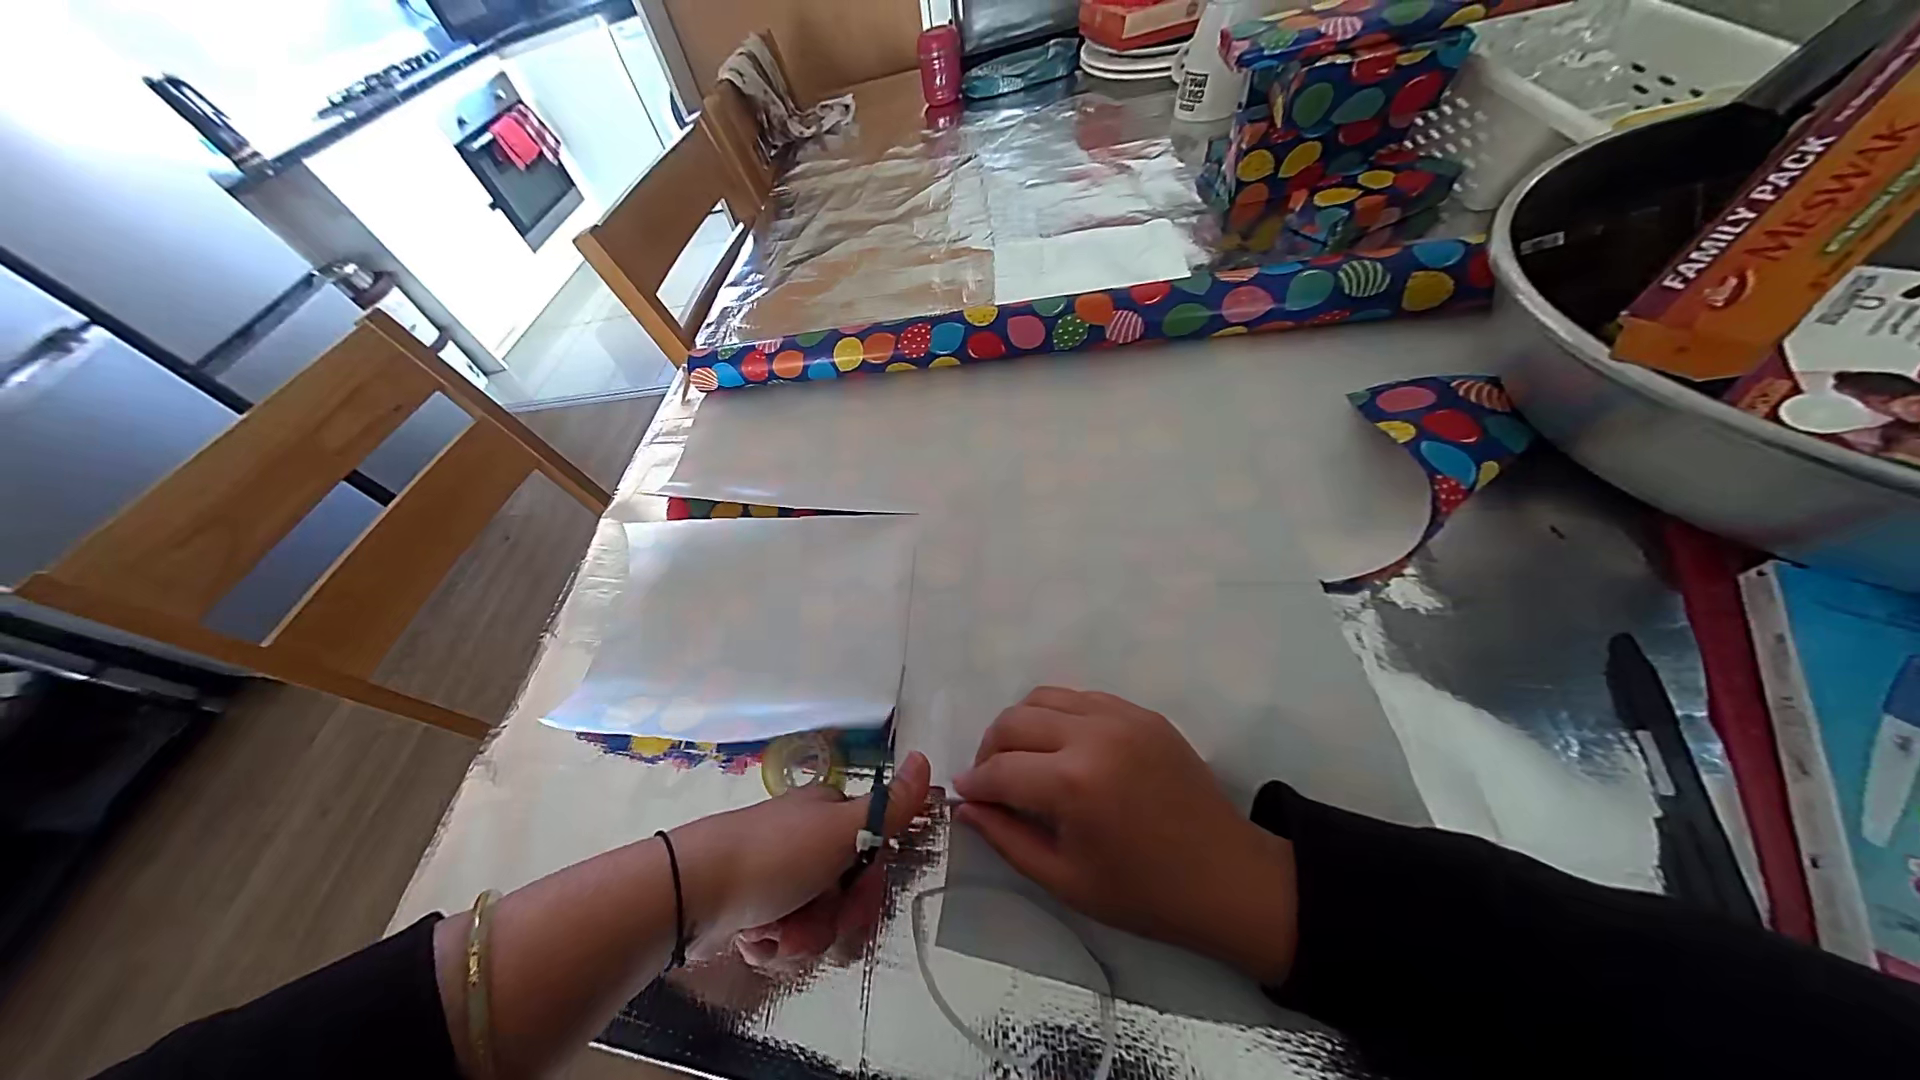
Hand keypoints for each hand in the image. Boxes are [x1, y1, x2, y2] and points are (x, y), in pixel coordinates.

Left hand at [674, 750, 930, 966]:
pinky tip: (755, 935)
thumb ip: (890, 805)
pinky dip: (774, 941)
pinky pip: (785, 934)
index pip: (874, 852)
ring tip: (775, 929)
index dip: (870, 883)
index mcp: (830, 813)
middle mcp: (808, 840)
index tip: (856, 896)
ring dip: (801, 934)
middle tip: (811, 917)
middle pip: (847, 892)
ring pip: (817, 919)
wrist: (693, 890)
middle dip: (832, 916)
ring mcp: (781, 874)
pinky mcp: (756, 906)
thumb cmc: (776, 855)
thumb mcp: (843, 829)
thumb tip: (926, 758)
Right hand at [953, 688, 1298, 982]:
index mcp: (1074, 783)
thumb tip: (965, 806)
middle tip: (991, 780)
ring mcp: (1121, 716)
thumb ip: (1006, 838)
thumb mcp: (1065, 880)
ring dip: (1020, 724)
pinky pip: (1082, 698)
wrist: (1228, 878)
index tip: (963, 794)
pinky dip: (1058, 716)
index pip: (999, 769)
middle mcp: (1093, 735)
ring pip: (1043, 697)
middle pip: (1014, 720)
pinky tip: (1063, 746)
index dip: (974, 784)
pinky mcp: (1142, 712)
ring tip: (1023, 758)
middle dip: (989, 749)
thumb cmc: (1144, 893)